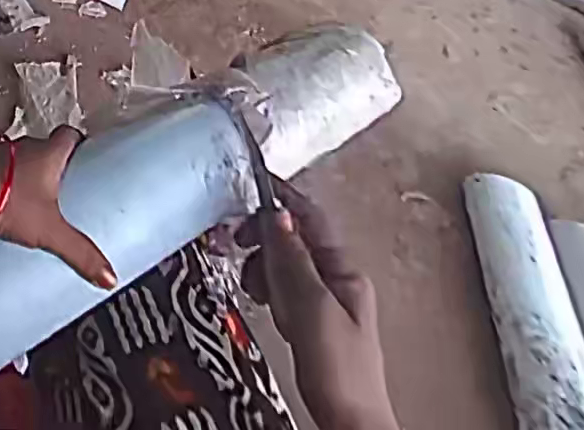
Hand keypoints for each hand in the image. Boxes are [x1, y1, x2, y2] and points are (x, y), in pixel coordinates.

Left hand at [0, 128, 116, 288]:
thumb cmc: (10, 203)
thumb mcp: (49, 232)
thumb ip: (80, 252)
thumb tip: (110, 277)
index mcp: (48, 153)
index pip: (69, 135)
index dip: (78, 142)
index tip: (86, 155)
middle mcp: (25, 145)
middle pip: (45, 146)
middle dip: (54, 163)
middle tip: (63, 186)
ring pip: (20, 156)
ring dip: (27, 171)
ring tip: (35, 196)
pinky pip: (0, 166)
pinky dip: (6, 178)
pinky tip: (7, 198)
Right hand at [243, 181, 398, 429]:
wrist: (348, 423)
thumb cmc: (337, 366)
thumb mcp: (310, 305)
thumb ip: (291, 256)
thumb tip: (276, 211)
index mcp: (342, 269)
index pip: (309, 216)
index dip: (281, 196)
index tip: (250, 179)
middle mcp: (333, 276)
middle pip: (290, 235)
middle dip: (261, 235)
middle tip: (235, 240)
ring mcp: (320, 295)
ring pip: (280, 258)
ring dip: (260, 264)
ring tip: (254, 286)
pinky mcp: (306, 313)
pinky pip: (277, 282)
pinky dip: (264, 284)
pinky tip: (262, 300)